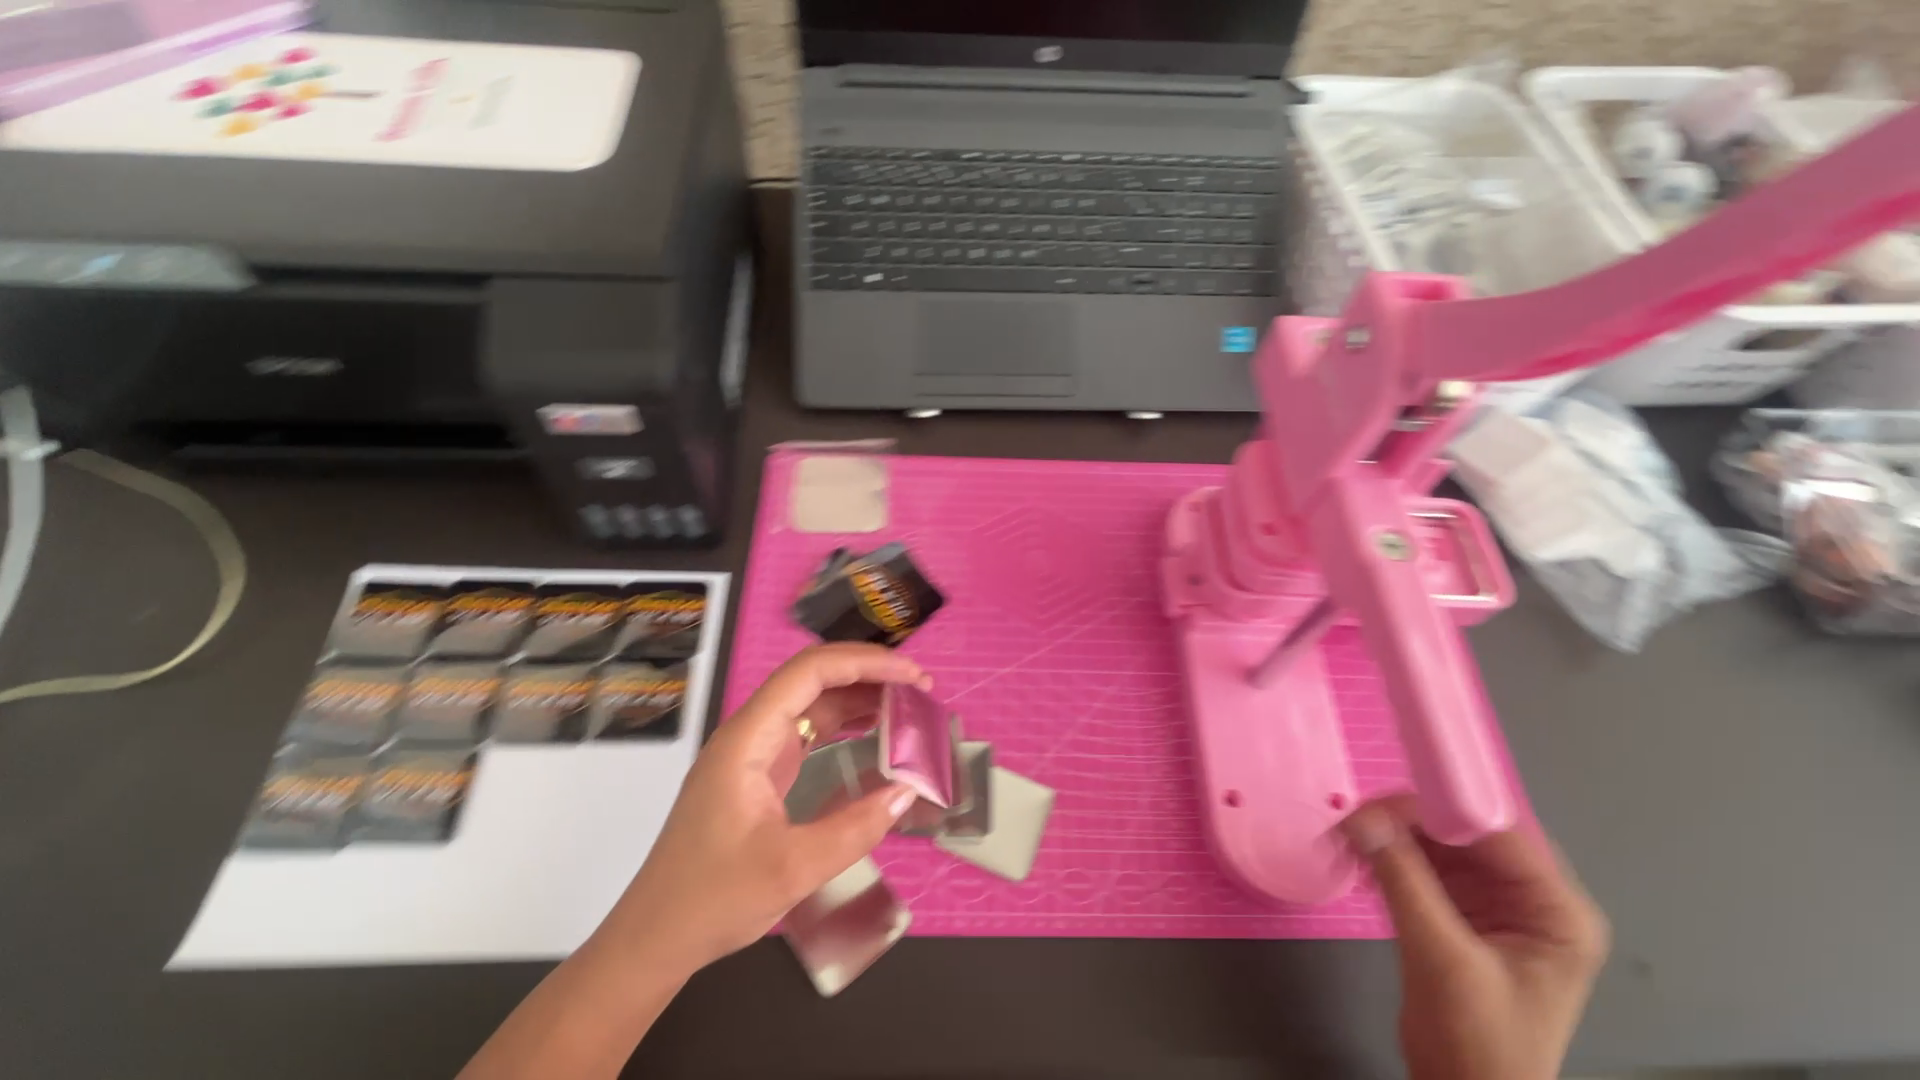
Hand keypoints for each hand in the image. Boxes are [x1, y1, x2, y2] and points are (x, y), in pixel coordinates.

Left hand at [596, 644, 923, 975]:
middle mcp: (749, 734)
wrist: (657, 936)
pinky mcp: (759, 777)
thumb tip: (908, 792)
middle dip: (868, 676)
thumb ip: (855, 828)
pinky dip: (845, 727)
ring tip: (908, 709)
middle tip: (921, 691)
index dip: (866, 664)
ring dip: (859, 699)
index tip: (914, 677)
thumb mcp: (792, 869)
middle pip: (812, 680)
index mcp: (748, 739)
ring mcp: (753, 755)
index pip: (810, 672)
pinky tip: (874, 736)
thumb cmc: (713, 899)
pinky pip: (807, 734)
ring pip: (811, 705)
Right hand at [1341, 798, 1610, 1079]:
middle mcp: (1529, 899)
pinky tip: (1356, 856)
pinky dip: (1388, 859)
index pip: (1501, 834)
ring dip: (1391, 837)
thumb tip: (1362, 818)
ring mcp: (1492, 905)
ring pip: (1438, 847)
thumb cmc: (1478, 1044)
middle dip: (1408, 822)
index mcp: (1555, 911)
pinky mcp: (1457, 914)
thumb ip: (1405, 883)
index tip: (1386, 797)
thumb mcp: (1444, 960)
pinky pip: (1421, 869)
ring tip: (1346, 834)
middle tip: (1355, 817)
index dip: (1446, 806)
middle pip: (1465, 834)